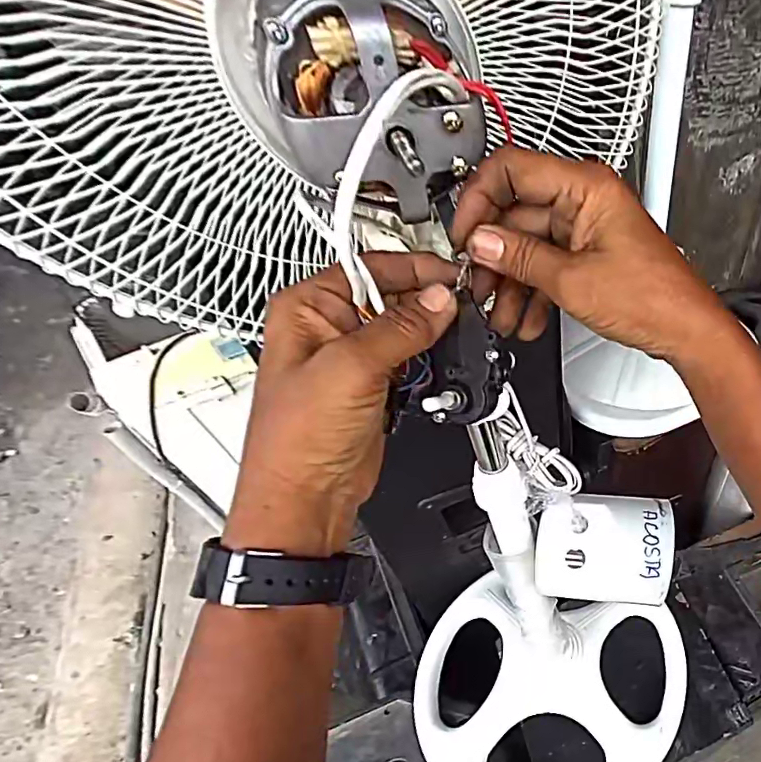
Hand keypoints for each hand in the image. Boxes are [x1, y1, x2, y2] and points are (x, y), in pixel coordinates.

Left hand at [224, 254, 457, 556]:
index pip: (369, 267)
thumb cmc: (298, 437)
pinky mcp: (378, 385)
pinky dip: (432, 362)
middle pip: (393, 296)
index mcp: (308, 309)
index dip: (413, 269)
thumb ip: (401, 328)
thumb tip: (439, 300)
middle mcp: (331, 329)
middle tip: (462, 309)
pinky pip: (414, 360)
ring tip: (454, 339)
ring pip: (408, 330)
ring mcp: (356, 359)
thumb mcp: (353, 368)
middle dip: (429, 303)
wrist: (310, 493)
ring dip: (433, 335)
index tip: (451, 276)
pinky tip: (440, 366)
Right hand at [449, 146, 733, 360]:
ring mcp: (591, 229)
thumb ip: (521, 258)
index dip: (478, 201)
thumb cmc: (655, 300)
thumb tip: (481, 242)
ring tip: (501, 311)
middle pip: (518, 213)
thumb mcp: (573, 281)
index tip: (464, 234)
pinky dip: (535, 289)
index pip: (510, 170)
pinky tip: (525, 316)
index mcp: (587, 187)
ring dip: (512, 280)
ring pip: (532, 245)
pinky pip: (551, 263)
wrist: (687, 331)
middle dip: (495, 254)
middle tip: (478, 282)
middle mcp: (589, 201)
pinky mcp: (594, 255)